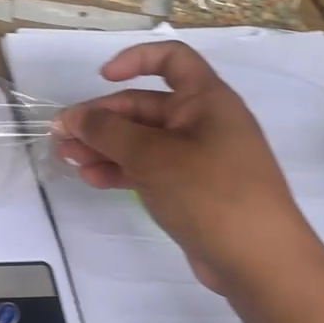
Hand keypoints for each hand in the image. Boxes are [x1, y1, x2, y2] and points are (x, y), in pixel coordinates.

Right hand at [53, 41, 316, 296]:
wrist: (261, 263)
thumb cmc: (210, 193)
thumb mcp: (150, 156)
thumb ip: (106, 131)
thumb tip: (72, 117)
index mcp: (206, 100)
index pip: (171, 59)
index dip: (135, 59)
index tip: (102, 78)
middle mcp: (204, 122)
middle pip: (144, 107)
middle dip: (101, 119)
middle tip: (63, 137)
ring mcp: (199, 158)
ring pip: (142, 141)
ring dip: (104, 146)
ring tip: (69, 160)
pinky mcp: (193, 189)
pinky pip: (150, 168)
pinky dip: (122, 170)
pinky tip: (94, 180)